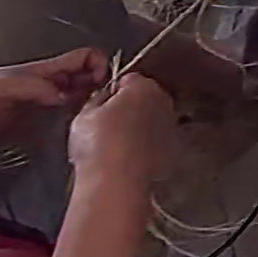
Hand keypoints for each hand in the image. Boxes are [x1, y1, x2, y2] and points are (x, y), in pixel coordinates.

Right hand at [68, 74, 175, 190]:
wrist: (119, 177)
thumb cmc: (98, 142)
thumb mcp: (84, 116)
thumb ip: (96, 100)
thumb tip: (103, 96)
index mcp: (143, 87)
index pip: (129, 79)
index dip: (113, 91)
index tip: (101, 104)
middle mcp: (163, 99)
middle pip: (144, 96)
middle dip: (129, 106)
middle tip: (107, 124)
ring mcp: (171, 121)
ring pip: (152, 116)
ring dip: (140, 123)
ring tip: (117, 142)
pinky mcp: (173, 142)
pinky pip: (157, 136)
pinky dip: (147, 141)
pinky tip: (130, 154)